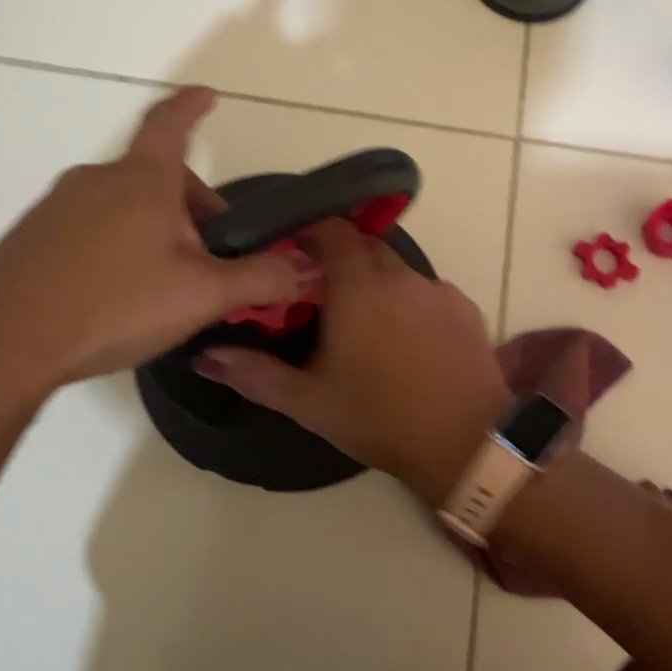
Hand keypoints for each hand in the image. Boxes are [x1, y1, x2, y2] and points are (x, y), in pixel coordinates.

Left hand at [0, 87, 307, 391]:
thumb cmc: (114, 305)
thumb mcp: (204, 295)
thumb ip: (261, 278)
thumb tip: (305, 267)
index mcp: (142, 180)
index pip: (171, 124)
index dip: (193, 106)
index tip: (209, 94)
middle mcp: (96, 180)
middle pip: (157, 177)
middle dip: (193, 206)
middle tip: (215, 254)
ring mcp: (55, 208)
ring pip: (124, 205)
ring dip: (157, 230)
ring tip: (169, 284)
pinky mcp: (29, 240)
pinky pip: (89, 229)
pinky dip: (118, 247)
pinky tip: (121, 298)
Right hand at [196, 219, 511, 501]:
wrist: (465, 440)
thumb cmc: (379, 417)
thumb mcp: (308, 401)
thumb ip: (254, 373)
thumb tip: (206, 357)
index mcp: (360, 284)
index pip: (330, 230)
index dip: (307, 231)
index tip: (286, 251)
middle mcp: (402, 275)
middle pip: (365, 248)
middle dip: (338, 261)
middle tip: (315, 294)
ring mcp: (439, 290)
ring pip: (398, 272)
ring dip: (375, 285)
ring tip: (360, 325)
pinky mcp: (466, 310)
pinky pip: (427, 294)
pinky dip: (409, 305)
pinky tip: (404, 342)